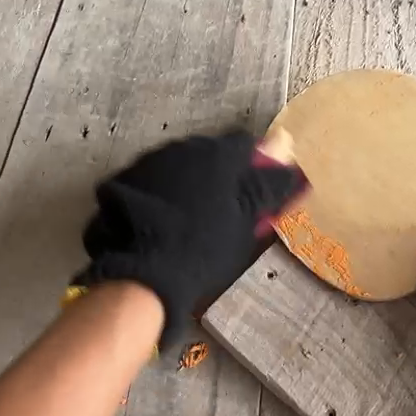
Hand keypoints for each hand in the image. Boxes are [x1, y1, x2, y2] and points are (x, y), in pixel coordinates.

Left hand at [82, 132, 304, 350]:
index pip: (245, 144)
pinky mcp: (122, 179)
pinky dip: (158, 193)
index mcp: (218, 154)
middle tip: (222, 208)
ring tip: (186, 218)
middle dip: (218, 172)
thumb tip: (292, 162)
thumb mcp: (246, 220)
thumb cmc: (205, 246)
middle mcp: (183, 146)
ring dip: (186, 181)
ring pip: (178, 164)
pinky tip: (158, 221)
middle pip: (209, 152)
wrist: (142, 270)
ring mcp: (149, 161)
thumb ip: (269, 186)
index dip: (253, 165)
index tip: (254, 190)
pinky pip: (150, 179)